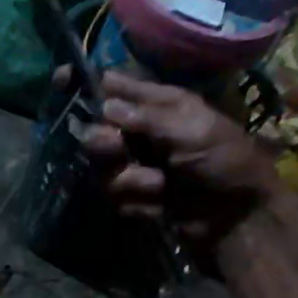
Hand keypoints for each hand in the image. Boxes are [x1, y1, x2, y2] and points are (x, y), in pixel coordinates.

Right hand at [58, 69, 284, 241]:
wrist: (236, 217)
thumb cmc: (225, 162)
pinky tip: (159, 204)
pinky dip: (136, 202)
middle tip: (117, 148)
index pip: (113, 88)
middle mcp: (140, 133)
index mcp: (158, 105)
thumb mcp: (192, 130)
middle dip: (104, 142)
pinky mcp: (132, 197)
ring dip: (128, 179)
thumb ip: (146, 117)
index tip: (61, 80)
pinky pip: (113, 197)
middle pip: (96, 131)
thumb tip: (105, 105)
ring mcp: (134, 165)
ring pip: (101, 169)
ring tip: (157, 185)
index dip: (87, 85)